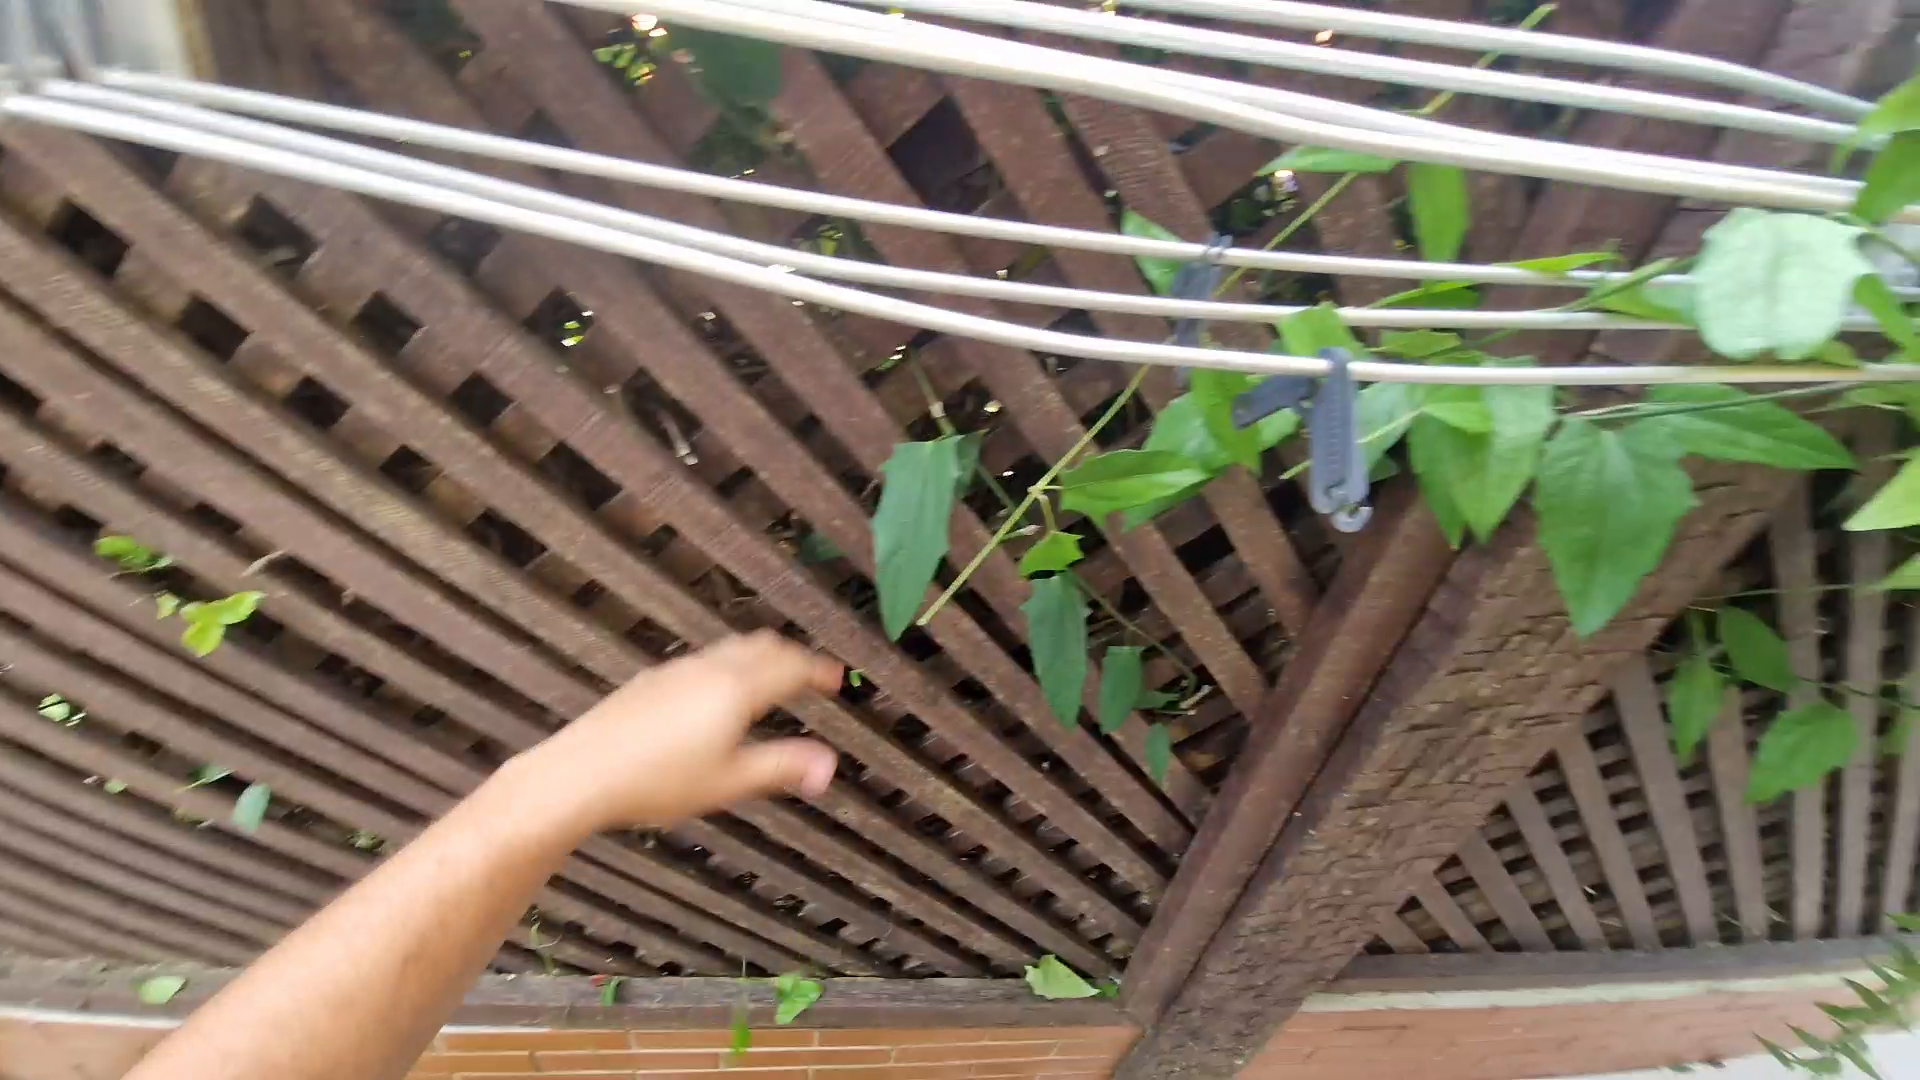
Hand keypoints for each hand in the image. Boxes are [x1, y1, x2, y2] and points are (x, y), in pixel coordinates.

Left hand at [501, 632, 841, 836]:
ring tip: (771, 677)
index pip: (791, 667)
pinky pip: (708, 658)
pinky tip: (718, 692)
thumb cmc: (658, 782)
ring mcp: (680, 670)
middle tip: (810, 676)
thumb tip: (829, 767)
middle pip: (764, 646)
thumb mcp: (728, 782)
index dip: (819, 670)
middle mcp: (712, 669)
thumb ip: (782, 768)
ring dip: (762, 656)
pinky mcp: (654, 679)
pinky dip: (732, 663)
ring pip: (734, 648)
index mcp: (737, 690)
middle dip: (793, 657)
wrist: (578, 775)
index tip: (836, 678)